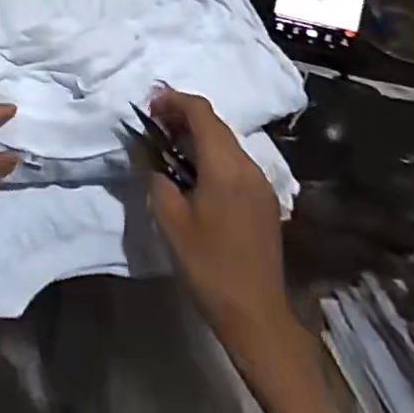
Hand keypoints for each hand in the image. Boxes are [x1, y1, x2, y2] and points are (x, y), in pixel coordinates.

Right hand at [149, 89, 331, 412]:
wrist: (256, 313)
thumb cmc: (208, 266)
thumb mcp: (171, 222)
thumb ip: (157, 179)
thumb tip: (149, 156)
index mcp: (225, 167)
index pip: (201, 113)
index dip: (174, 100)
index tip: (149, 106)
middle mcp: (248, 166)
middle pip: (215, 124)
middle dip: (183, 116)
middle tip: (154, 124)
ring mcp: (261, 182)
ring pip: (226, 142)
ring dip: (198, 135)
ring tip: (169, 147)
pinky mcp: (264, 198)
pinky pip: (236, 161)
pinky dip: (212, 154)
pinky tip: (194, 173)